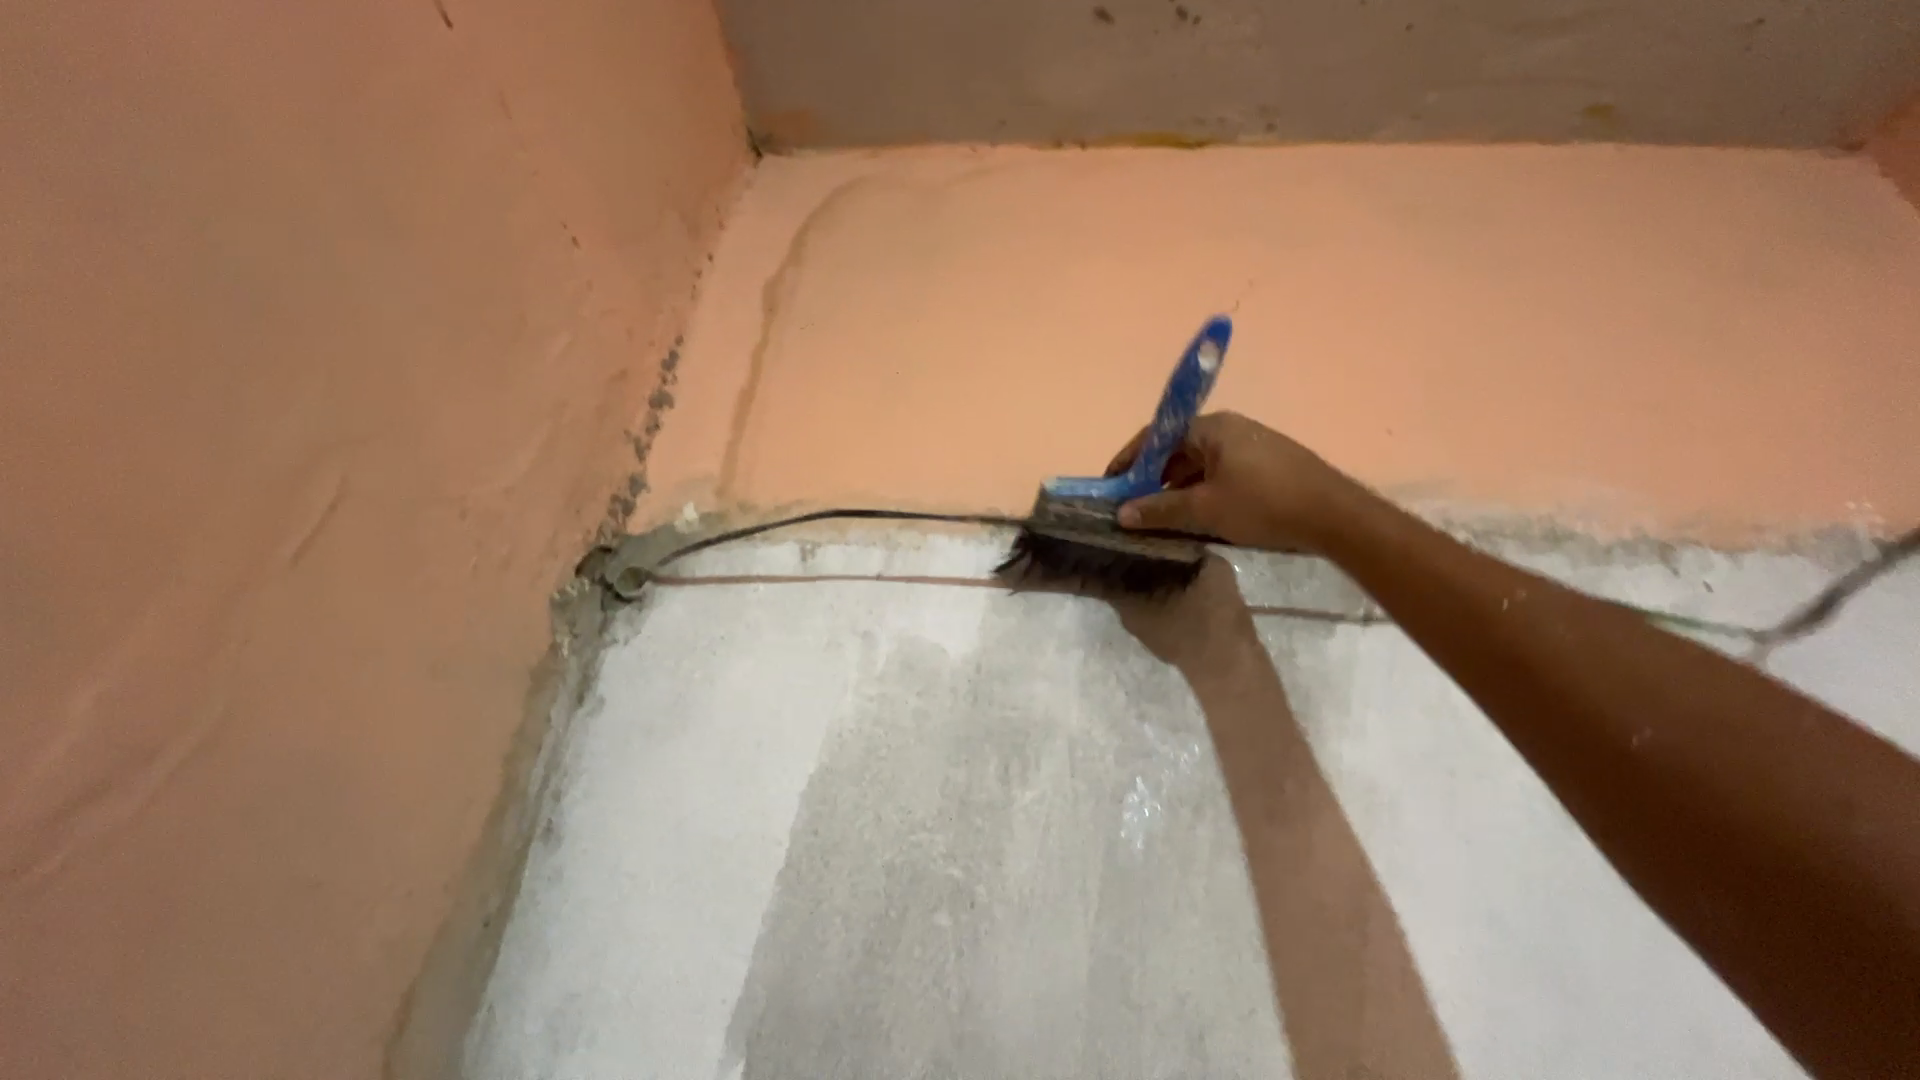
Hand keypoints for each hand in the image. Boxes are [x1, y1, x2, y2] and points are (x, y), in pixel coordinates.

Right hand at [1105, 412, 1361, 552]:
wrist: (1335, 516)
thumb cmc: (1263, 504)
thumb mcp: (1205, 509)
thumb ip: (1159, 509)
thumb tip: (1121, 513)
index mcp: (1212, 427)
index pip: (1157, 436)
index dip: (1130, 460)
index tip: (1111, 484)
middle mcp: (1231, 428)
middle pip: (1178, 450)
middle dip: (1152, 478)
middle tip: (1134, 505)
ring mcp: (1252, 446)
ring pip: (1200, 465)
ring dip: (1177, 488)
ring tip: (1161, 516)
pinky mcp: (1268, 466)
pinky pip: (1221, 473)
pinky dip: (1202, 491)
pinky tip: (1198, 516)